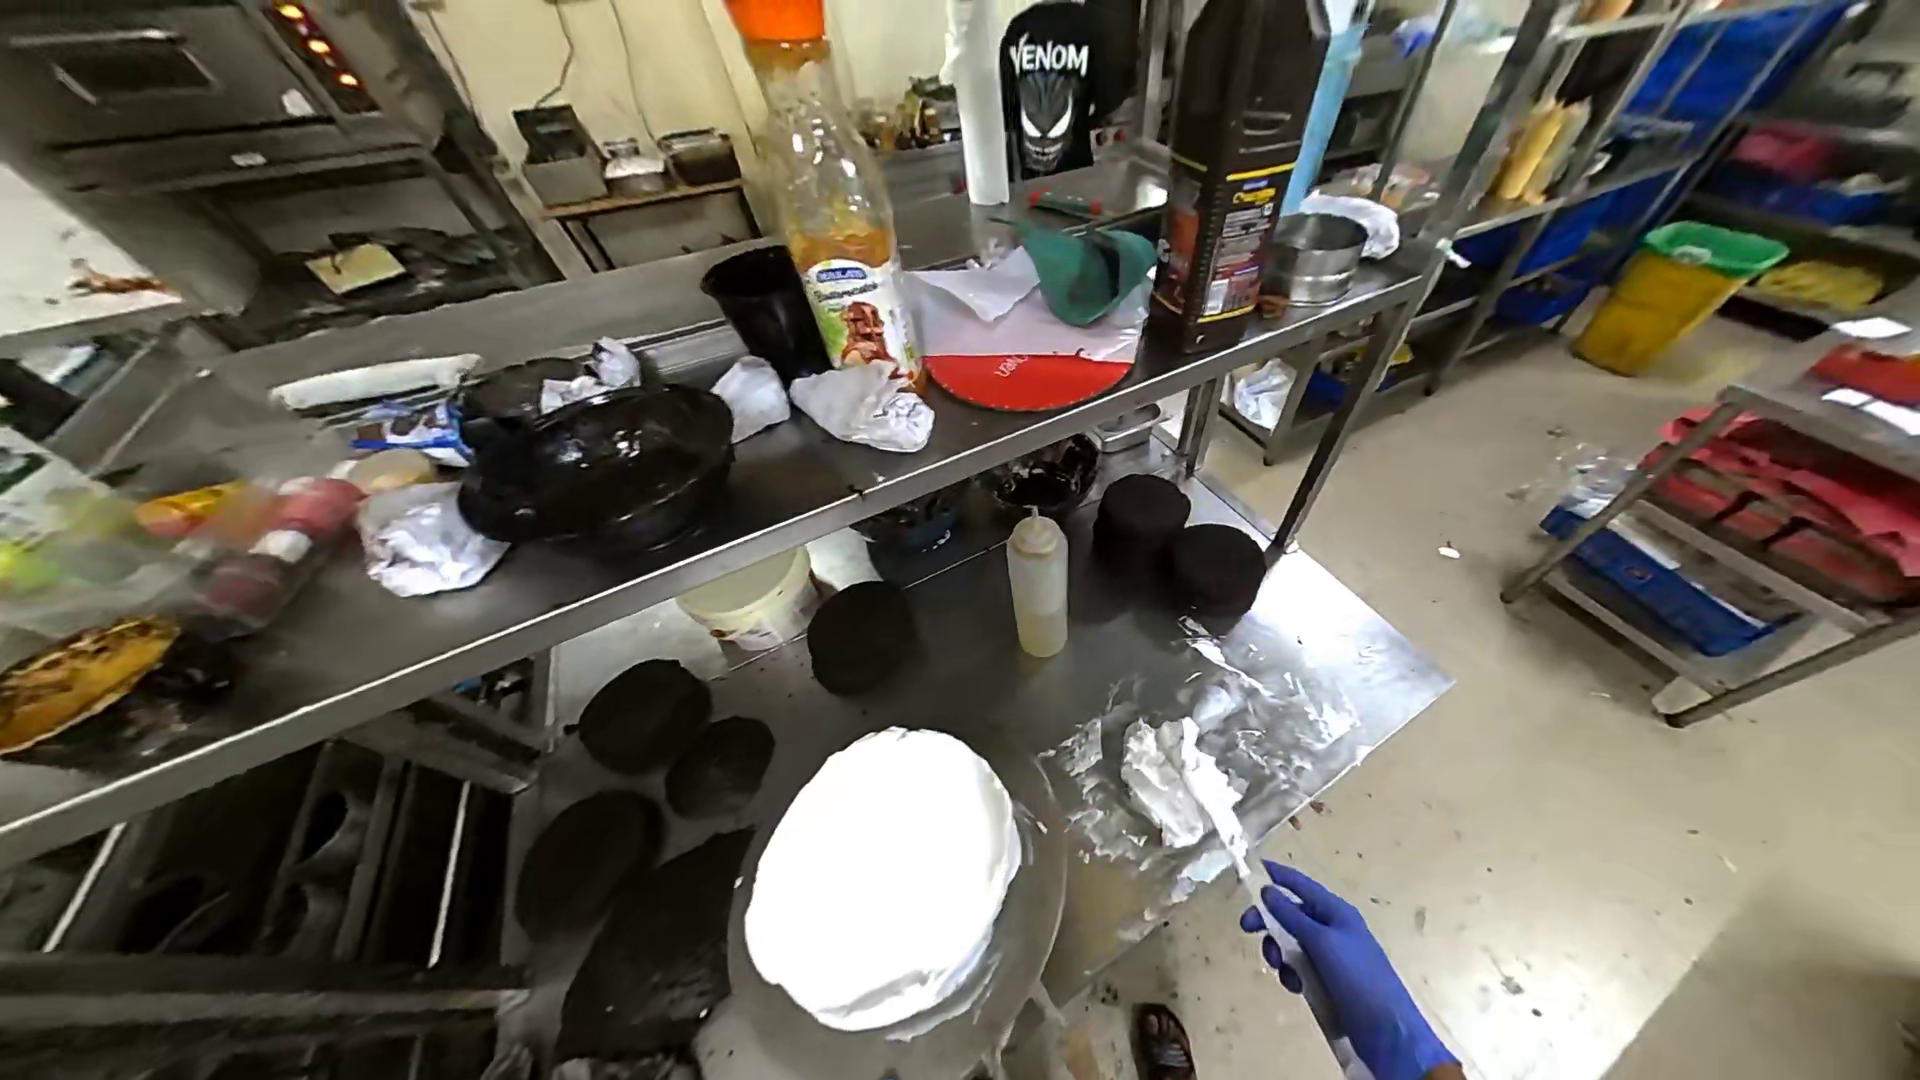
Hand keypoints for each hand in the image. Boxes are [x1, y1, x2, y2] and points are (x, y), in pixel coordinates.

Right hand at [1239, 861, 1456, 1079]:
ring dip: (1279, 951)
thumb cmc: (1358, 978)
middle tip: (1246, 928)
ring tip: (1279, 968)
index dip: (1276, 874)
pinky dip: (1292, 972)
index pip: (1300, 883)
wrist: (1392, 1036)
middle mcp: (1332, 928)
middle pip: (1290, 913)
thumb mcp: (1321, 942)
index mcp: (1335, 911)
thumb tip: (1266, 889)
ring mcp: (1332, 955)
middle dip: (1268, 920)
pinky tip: (1295, 986)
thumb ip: (1291, 915)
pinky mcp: (1330, 980)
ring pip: (1291, 941)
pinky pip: (1300, 966)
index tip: (1251, 868)